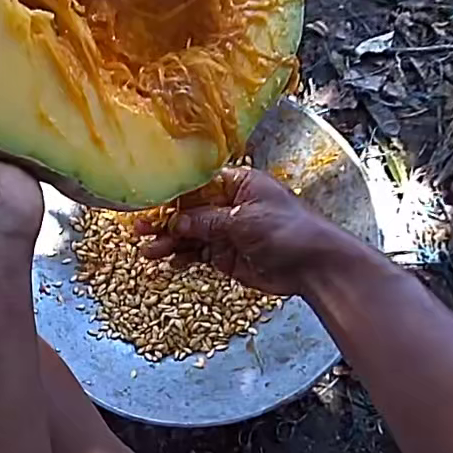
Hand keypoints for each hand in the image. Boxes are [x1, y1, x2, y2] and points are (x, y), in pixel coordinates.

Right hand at [139, 167, 352, 295]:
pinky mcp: (226, 256)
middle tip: (138, 230)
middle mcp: (229, 206)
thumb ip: (208, 221)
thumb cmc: (289, 231)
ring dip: (169, 243)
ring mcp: (227, 232)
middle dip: (164, 221)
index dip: (171, 196)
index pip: (196, 186)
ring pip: (190, 235)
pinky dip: (183, 258)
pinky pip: (198, 254)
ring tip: (148, 252)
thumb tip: (176, 221)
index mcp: (237, 185)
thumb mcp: (245, 220)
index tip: (148, 204)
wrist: (314, 266)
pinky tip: (169, 262)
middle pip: (188, 212)